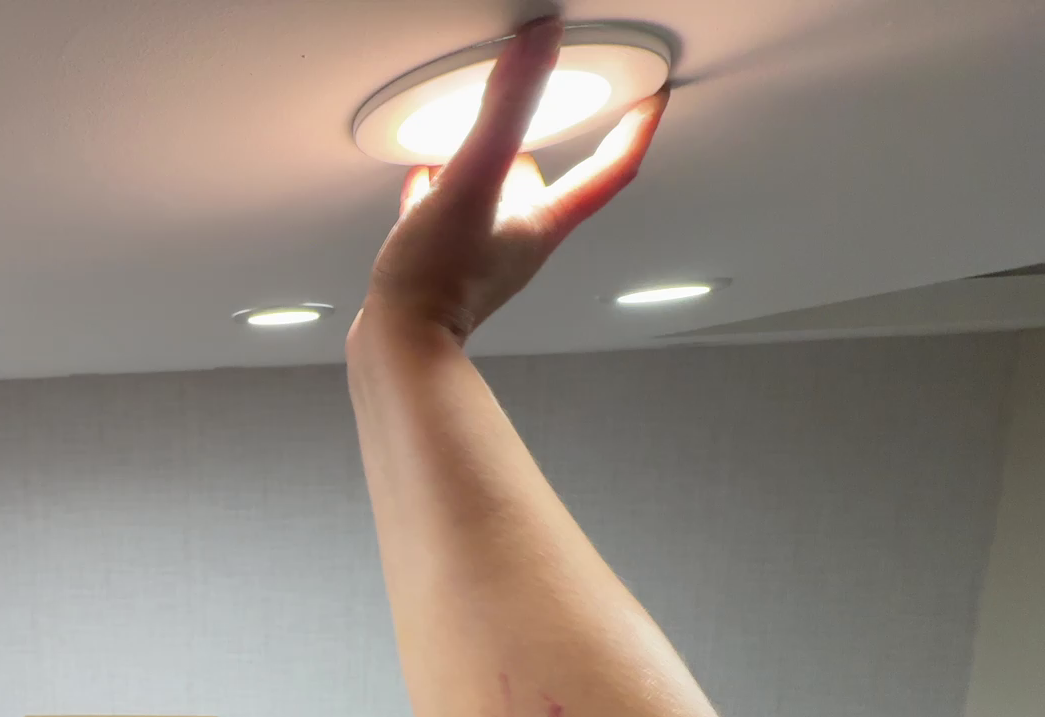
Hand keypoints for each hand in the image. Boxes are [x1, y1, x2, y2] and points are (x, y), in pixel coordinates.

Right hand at [359, 17, 668, 343]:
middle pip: (544, 186)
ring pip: (492, 204)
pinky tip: (419, 189)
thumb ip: (506, 111)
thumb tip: (541, 44)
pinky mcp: (441, 273)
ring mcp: (477, 260)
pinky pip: (449, 223)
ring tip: (461, 145)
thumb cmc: (433, 281)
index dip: (634, 127)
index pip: (608, 167)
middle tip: (539, 114)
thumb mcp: (471, 182)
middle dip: (540, 145)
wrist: (393, 344)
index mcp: (540, 222)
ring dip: (483, 170)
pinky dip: (440, 198)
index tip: (650, 96)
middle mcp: (515, 242)